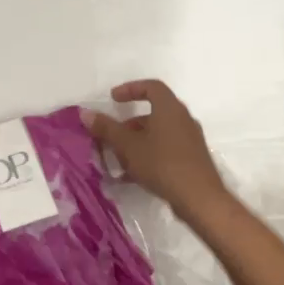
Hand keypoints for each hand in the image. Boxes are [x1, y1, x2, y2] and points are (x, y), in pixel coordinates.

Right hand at [84, 79, 232, 220]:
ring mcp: (190, 139)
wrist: (198, 197)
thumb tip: (85, 113)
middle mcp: (183, 119)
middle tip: (112, 135)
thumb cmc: (162, 164)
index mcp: (170, 109)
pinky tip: (133, 175)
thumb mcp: (127, 146)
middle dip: (129, 123)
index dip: (130, 89)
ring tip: (119, 158)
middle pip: (153, 112)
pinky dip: (148, 154)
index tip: (113, 99)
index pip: (151, 87)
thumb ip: (106, 128)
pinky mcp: (192, 158)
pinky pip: (165, 149)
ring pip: (158, 133)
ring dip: (137, 141)